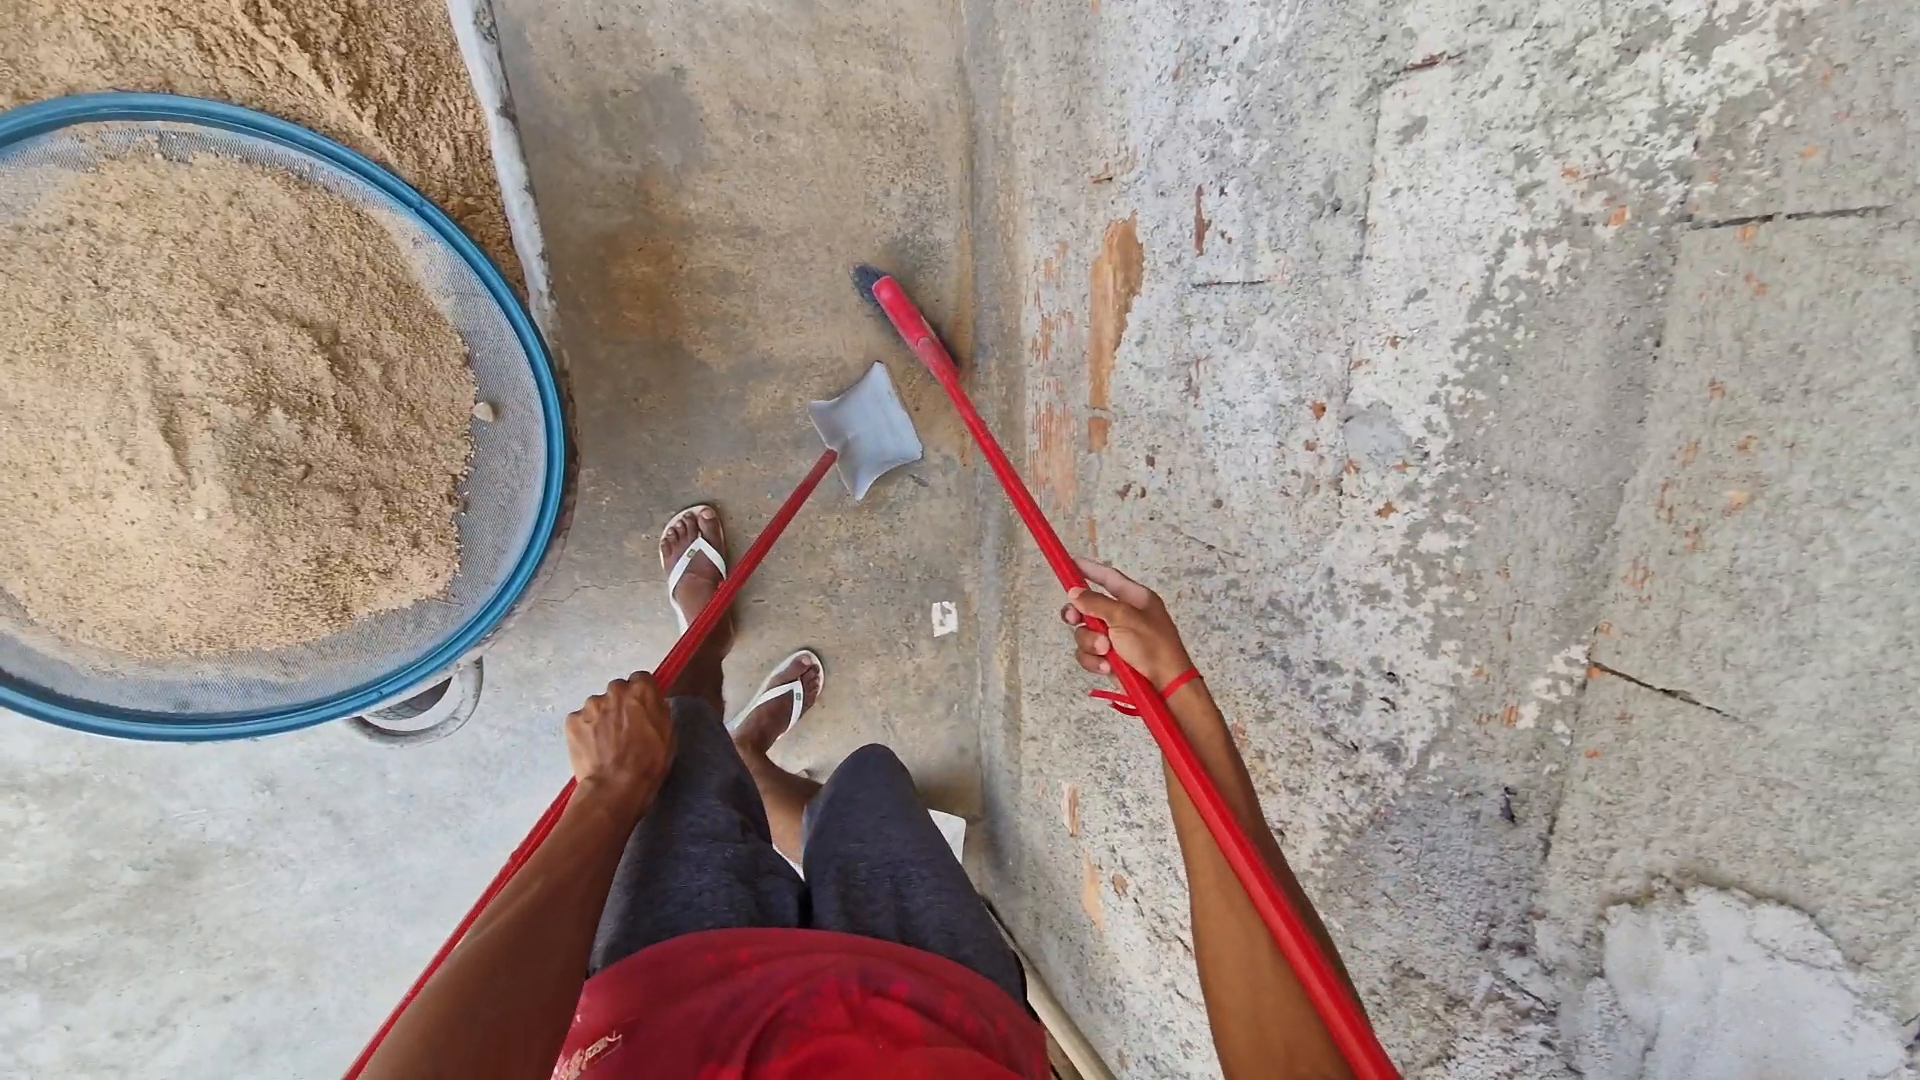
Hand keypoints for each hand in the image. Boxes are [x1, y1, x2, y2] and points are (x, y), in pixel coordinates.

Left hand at [565, 672, 675, 817]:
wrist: (616, 786)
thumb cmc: (650, 761)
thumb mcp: (669, 732)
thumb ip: (659, 710)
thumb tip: (652, 704)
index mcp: (642, 690)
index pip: (641, 679)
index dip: (641, 694)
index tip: (642, 708)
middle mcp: (615, 690)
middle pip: (617, 689)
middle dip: (620, 703)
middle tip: (623, 726)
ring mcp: (590, 705)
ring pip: (597, 705)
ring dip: (601, 716)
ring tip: (605, 740)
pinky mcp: (572, 721)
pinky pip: (580, 720)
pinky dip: (585, 730)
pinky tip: (592, 747)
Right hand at [1059, 557, 1194, 689]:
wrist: (1165, 686)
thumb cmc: (1153, 646)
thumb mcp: (1124, 618)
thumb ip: (1096, 603)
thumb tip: (1074, 592)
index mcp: (1135, 599)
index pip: (1108, 577)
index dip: (1089, 569)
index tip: (1069, 563)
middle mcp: (1124, 616)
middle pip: (1088, 607)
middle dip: (1079, 615)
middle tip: (1073, 618)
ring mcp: (1116, 638)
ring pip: (1085, 633)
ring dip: (1091, 643)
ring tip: (1106, 651)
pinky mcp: (1110, 658)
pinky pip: (1089, 654)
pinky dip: (1094, 661)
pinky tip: (1107, 667)